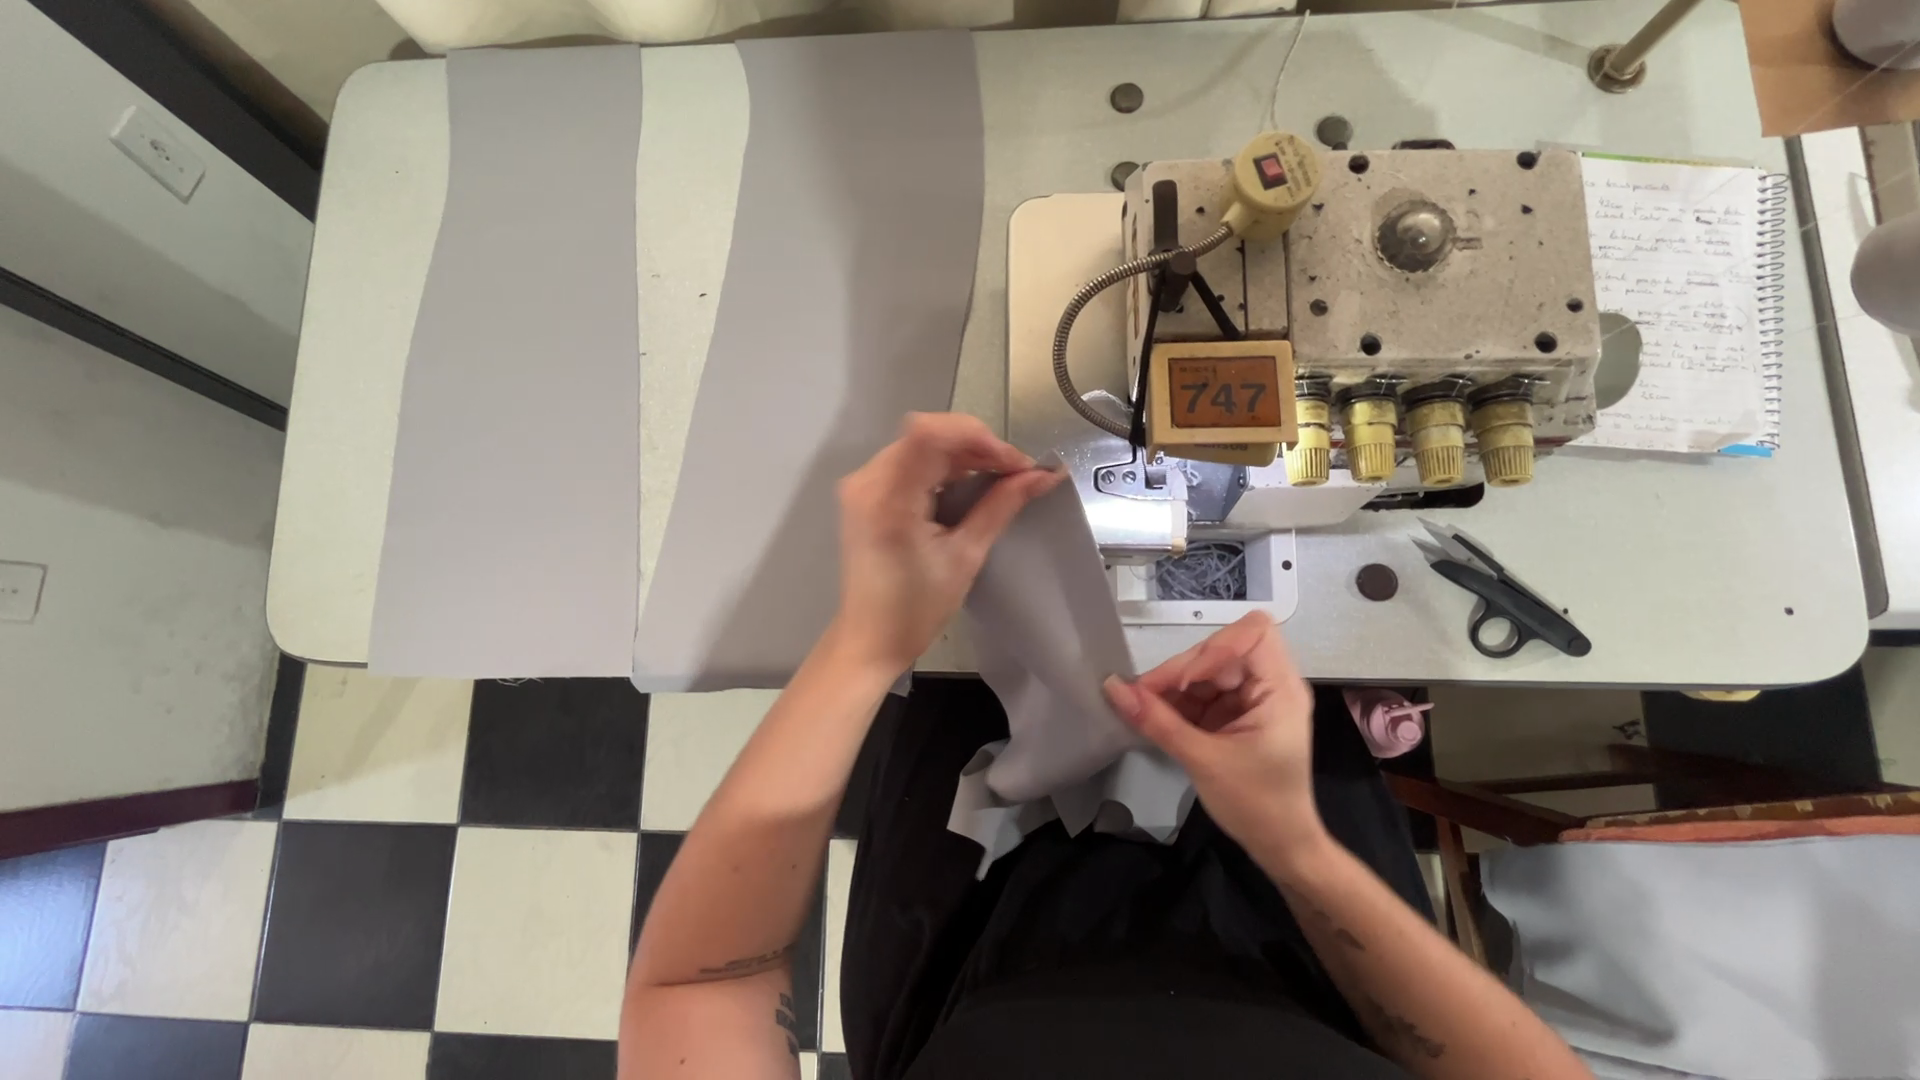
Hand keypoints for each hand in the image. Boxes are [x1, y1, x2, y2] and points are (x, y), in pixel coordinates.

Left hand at [830, 412, 1063, 674]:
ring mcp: (862, 485)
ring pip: (920, 445)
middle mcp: (867, 480)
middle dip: (978, 447)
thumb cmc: (916, 609)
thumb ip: (1000, 507)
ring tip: (1000, 478)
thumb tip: (1041, 476)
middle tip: (1017, 473)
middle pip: (928, 435)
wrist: (870, 639)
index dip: (979, 438)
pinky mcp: (865, 493)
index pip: (930, 434)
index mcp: (888, 498)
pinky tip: (969, 485)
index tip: (1015, 464)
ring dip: (963, 455)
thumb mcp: (965, 556)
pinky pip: (910, 462)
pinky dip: (943, 467)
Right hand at [1102, 612, 1328, 872]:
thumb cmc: (1257, 804)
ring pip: (1206, 671)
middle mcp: (1270, 685)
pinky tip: (1156, 718)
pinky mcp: (1237, 714)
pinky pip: (1203, 692)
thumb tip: (1113, 688)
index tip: (1185, 680)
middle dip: (1182, 672)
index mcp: (1280, 689)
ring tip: (1144, 711)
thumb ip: (1157, 721)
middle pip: (1221, 651)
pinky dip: (1178, 703)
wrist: (1281, 847)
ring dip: (1174, 689)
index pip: (1253, 633)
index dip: (1215, 647)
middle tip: (1143, 698)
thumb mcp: (1203, 760)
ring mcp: (1253, 699)